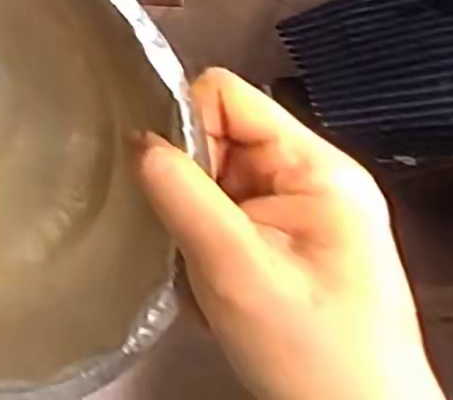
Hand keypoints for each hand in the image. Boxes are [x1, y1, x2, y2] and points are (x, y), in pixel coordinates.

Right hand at [133, 69, 443, 399]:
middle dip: (187, 177)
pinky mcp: (282, 239)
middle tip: (189, 232)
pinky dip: (199, 235)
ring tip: (201, 261)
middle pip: (215, 130)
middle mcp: (310, 175)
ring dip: (190, 212)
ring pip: (210, 170)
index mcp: (317, 167)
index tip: (174, 179)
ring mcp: (297, 209)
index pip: (224, 93)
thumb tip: (135, 138)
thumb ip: (180, 191)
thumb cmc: (314, 359)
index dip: (186, 122)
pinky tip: (210, 275)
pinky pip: (217, 206)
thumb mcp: (235, 268)